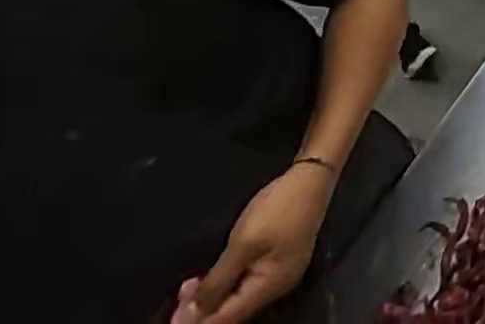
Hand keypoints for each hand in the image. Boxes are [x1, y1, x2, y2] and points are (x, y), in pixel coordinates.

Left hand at [171, 162, 333, 323]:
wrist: (312, 176)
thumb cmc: (279, 208)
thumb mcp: (244, 243)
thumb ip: (218, 282)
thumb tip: (191, 317)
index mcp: (270, 288)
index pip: (227, 318)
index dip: (198, 321)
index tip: (172, 319)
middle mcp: (277, 286)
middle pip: (235, 309)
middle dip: (204, 308)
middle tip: (178, 297)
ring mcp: (281, 271)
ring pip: (241, 294)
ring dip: (214, 293)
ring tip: (189, 287)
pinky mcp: (281, 256)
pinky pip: (250, 279)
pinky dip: (229, 280)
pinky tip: (215, 274)